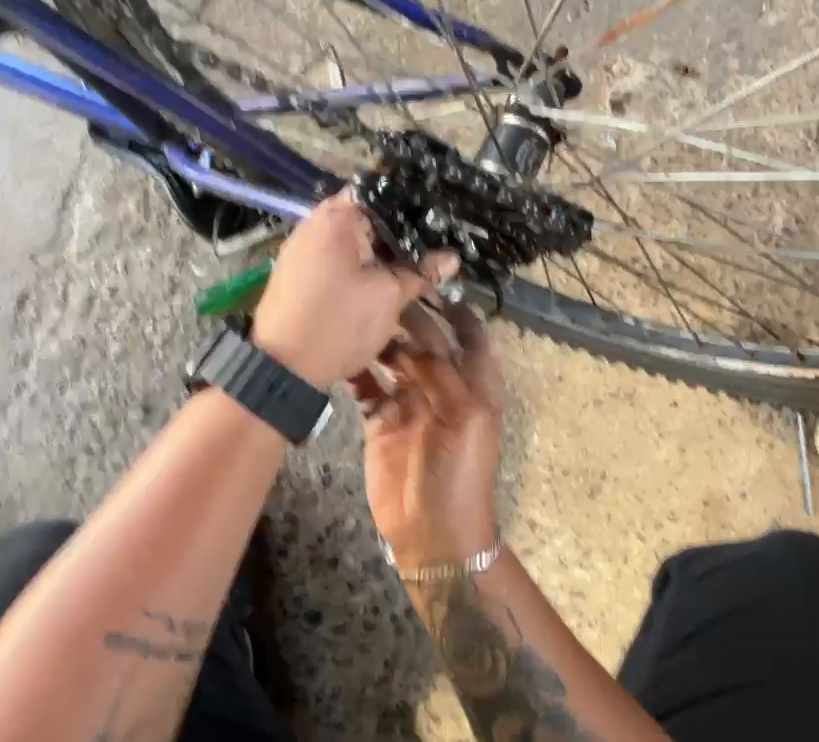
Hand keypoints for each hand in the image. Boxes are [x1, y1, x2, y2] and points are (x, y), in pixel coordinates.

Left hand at [251, 192, 458, 384]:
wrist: (281, 369)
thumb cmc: (338, 324)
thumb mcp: (388, 296)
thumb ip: (420, 272)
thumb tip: (451, 257)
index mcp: (337, 217)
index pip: (385, 196)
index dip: (415, 208)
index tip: (440, 224)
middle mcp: (315, 224)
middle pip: (369, 220)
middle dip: (401, 238)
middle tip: (435, 251)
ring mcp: (303, 249)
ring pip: (354, 244)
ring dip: (382, 257)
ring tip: (415, 272)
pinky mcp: (299, 273)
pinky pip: (338, 261)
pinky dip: (361, 270)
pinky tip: (384, 286)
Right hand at [353, 303, 502, 568]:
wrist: (433, 533)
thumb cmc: (460, 473)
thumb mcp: (466, 418)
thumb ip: (444, 375)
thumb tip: (418, 341)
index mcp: (474, 386)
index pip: (470, 339)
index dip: (457, 314)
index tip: (433, 285)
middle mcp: (443, 388)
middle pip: (427, 344)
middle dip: (411, 321)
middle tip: (383, 295)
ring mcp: (410, 404)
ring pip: (396, 360)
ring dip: (382, 341)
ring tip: (361, 318)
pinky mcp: (380, 421)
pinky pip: (368, 387)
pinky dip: (358, 370)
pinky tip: (343, 353)